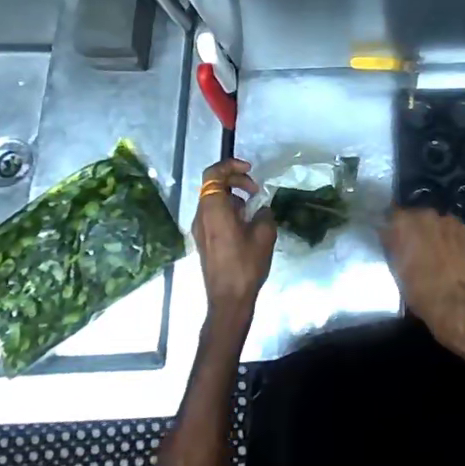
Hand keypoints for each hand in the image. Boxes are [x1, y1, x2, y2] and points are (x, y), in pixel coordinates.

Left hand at [193, 159, 277, 321]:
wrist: (228, 300)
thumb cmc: (246, 265)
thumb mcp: (264, 235)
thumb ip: (264, 214)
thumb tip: (262, 209)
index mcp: (213, 209)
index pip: (213, 174)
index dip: (231, 165)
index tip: (250, 169)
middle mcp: (201, 215)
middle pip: (213, 185)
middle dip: (236, 180)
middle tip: (256, 190)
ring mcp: (200, 229)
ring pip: (214, 200)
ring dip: (234, 197)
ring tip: (254, 209)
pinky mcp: (203, 240)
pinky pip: (214, 214)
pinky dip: (229, 210)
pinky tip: (247, 225)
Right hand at [382, 207, 464, 348]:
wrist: (454, 300)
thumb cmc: (419, 288)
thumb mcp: (396, 267)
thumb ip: (392, 244)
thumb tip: (390, 234)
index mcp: (402, 222)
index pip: (392, 216)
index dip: (393, 227)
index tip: (393, 236)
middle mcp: (425, 214)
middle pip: (416, 216)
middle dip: (414, 228)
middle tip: (415, 246)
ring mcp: (447, 220)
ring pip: (436, 222)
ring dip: (433, 231)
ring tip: (436, 250)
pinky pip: (452, 229)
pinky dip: (450, 237)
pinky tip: (451, 252)